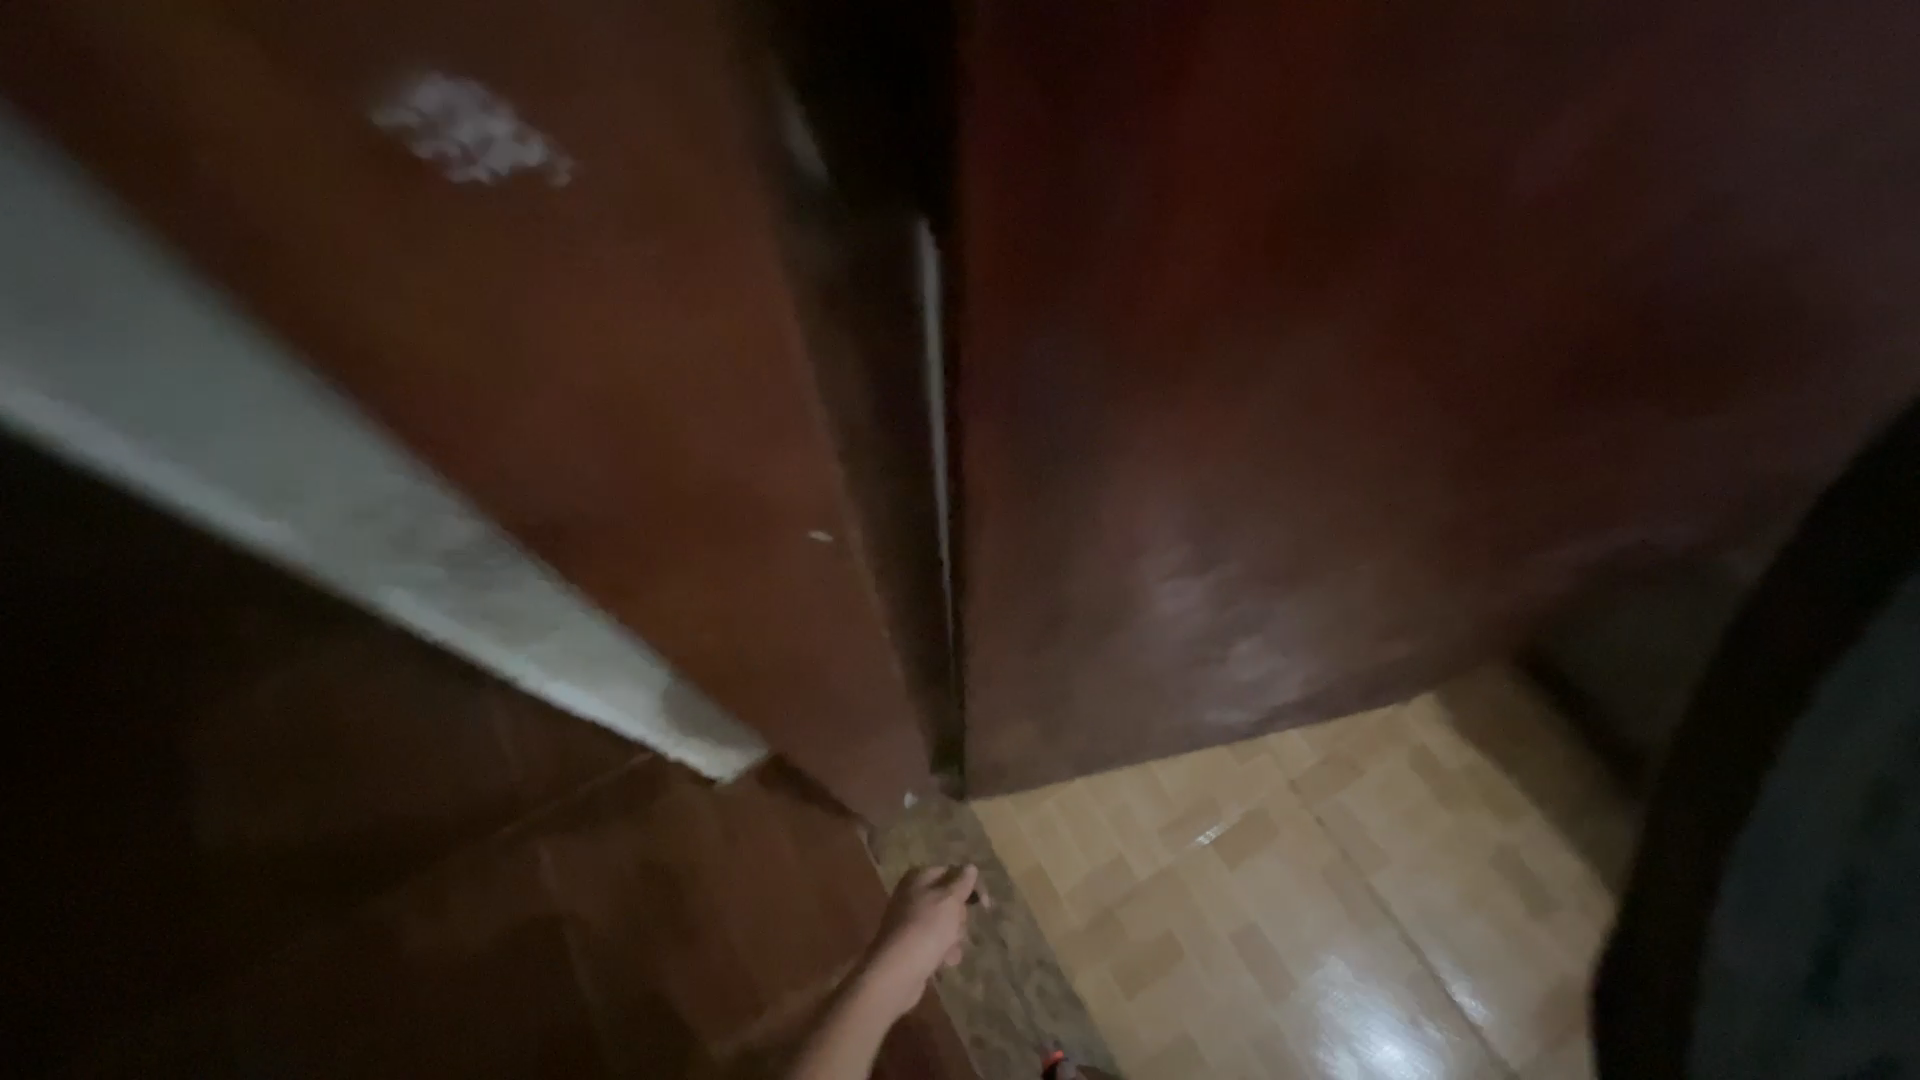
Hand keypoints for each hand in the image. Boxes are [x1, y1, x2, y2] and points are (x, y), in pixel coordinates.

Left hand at [854, 864, 987, 1019]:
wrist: (897, 971)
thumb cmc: (927, 928)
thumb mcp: (950, 900)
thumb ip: (962, 882)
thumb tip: (969, 867)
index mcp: (919, 877)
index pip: (952, 873)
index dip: (970, 887)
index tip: (984, 904)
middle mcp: (912, 895)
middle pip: (949, 900)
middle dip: (960, 916)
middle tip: (957, 926)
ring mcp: (910, 921)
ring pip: (945, 923)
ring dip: (954, 937)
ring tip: (949, 949)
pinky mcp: (911, 945)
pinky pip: (935, 943)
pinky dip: (942, 951)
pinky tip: (944, 961)